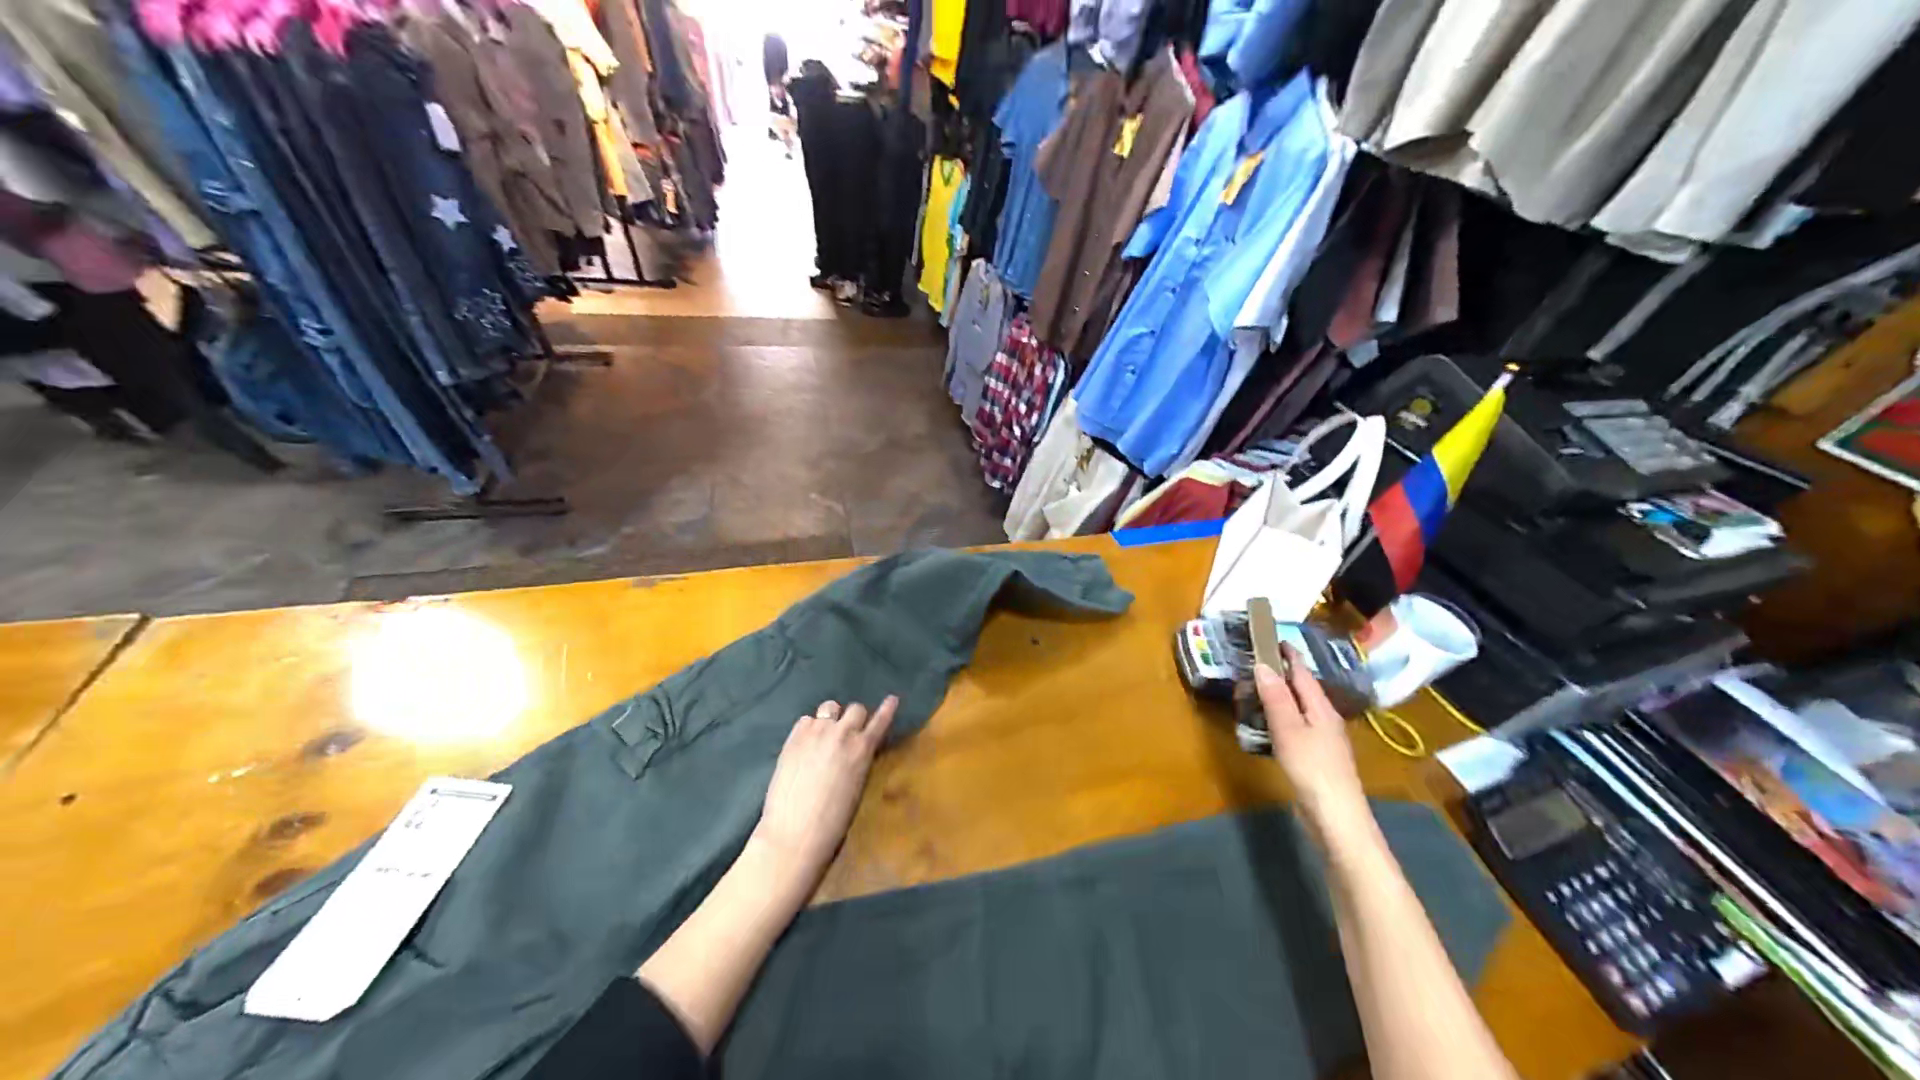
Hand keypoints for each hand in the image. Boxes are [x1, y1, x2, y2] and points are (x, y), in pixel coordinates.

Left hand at [752, 696, 898, 883]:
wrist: (796, 831)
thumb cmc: (834, 820)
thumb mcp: (857, 786)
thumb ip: (858, 761)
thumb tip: (854, 752)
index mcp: (863, 749)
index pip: (880, 721)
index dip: (887, 709)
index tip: (892, 699)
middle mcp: (842, 733)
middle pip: (855, 708)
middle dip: (855, 718)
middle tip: (848, 731)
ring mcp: (816, 732)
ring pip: (830, 707)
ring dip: (832, 718)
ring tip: (825, 733)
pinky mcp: (794, 737)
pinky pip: (806, 719)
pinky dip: (810, 728)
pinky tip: (805, 744)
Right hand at [1255, 646, 1367, 834]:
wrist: (1336, 816)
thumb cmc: (1312, 767)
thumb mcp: (1288, 729)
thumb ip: (1276, 697)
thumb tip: (1262, 664)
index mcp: (1321, 708)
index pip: (1303, 673)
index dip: (1288, 655)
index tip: (1272, 638)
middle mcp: (1326, 719)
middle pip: (1303, 689)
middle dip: (1283, 674)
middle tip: (1256, 662)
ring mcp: (1323, 740)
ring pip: (1300, 708)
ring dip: (1281, 696)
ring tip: (1257, 689)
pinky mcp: (1317, 758)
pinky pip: (1297, 726)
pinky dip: (1282, 717)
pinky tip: (1270, 724)